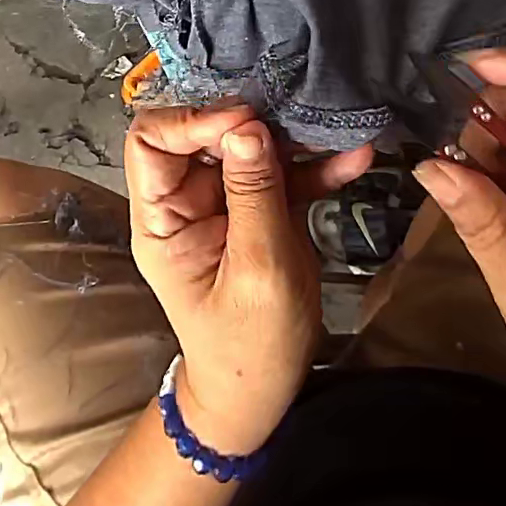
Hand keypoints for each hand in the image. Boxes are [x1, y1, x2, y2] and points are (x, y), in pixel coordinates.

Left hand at [124, 105, 372, 452]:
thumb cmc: (248, 345)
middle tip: (293, 117)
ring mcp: (224, 201)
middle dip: (248, 121)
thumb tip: (247, 126)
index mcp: (161, 216)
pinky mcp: (260, 207)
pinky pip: (283, 174)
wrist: (265, 388)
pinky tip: (354, 158)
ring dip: (290, 138)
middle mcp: (187, 199)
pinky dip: (315, 166)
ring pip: (248, 146)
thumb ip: (253, 195)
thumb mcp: (255, 271)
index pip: (151, 141)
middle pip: (204, 134)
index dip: (190, 121)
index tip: (243, 120)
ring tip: (333, 128)